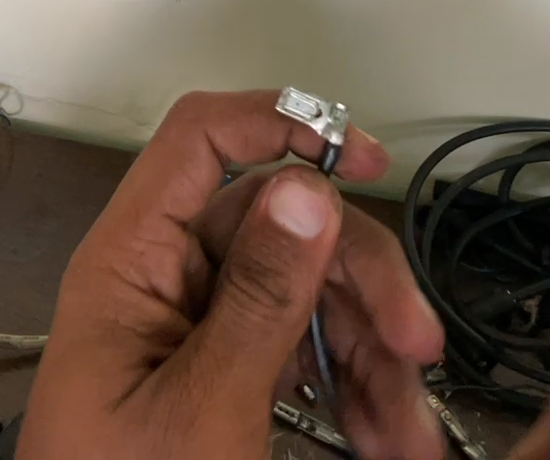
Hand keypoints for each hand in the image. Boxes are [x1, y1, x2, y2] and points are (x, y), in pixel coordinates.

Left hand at [18, 90, 446, 459]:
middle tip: (416, 343)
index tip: (361, 158)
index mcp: (133, 254)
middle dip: (355, 272)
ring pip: (304, 280)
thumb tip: (306, 188)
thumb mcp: (199, 408)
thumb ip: (257, 298)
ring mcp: (204, 312)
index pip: (198, 139)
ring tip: (408, 435)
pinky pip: (302, 336)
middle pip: (276, 216)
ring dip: (370, 345)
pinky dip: (352, 379)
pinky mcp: (231, 356)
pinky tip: (385, 432)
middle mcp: (169, 266)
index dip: (276, 121)